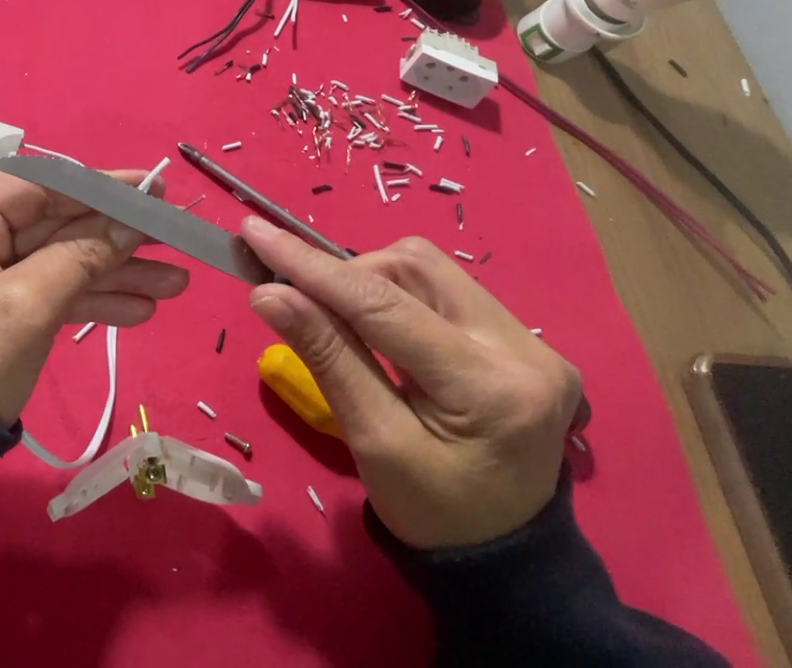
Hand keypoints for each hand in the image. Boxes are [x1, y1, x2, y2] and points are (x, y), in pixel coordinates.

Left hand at [0, 169, 190, 424]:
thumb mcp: (26, 309)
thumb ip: (81, 257)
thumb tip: (129, 224)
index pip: (34, 186)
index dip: (99, 188)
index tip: (154, 191)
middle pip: (48, 222)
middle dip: (113, 239)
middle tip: (175, 242)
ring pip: (50, 259)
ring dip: (109, 274)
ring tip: (174, 286)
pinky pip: (38, 288)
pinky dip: (83, 299)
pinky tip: (137, 309)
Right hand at [241, 217, 582, 548]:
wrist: (502, 556)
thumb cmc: (430, 511)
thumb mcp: (372, 440)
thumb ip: (326, 358)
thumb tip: (268, 293)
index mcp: (490, 387)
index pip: (385, 305)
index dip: (313, 267)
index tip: (257, 235)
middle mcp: (526, 350)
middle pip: (418, 268)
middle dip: (348, 274)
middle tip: (299, 297)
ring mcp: (533, 343)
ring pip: (432, 271)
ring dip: (372, 282)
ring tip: (338, 317)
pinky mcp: (524, 343)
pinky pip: (447, 292)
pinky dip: (398, 297)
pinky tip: (377, 327)